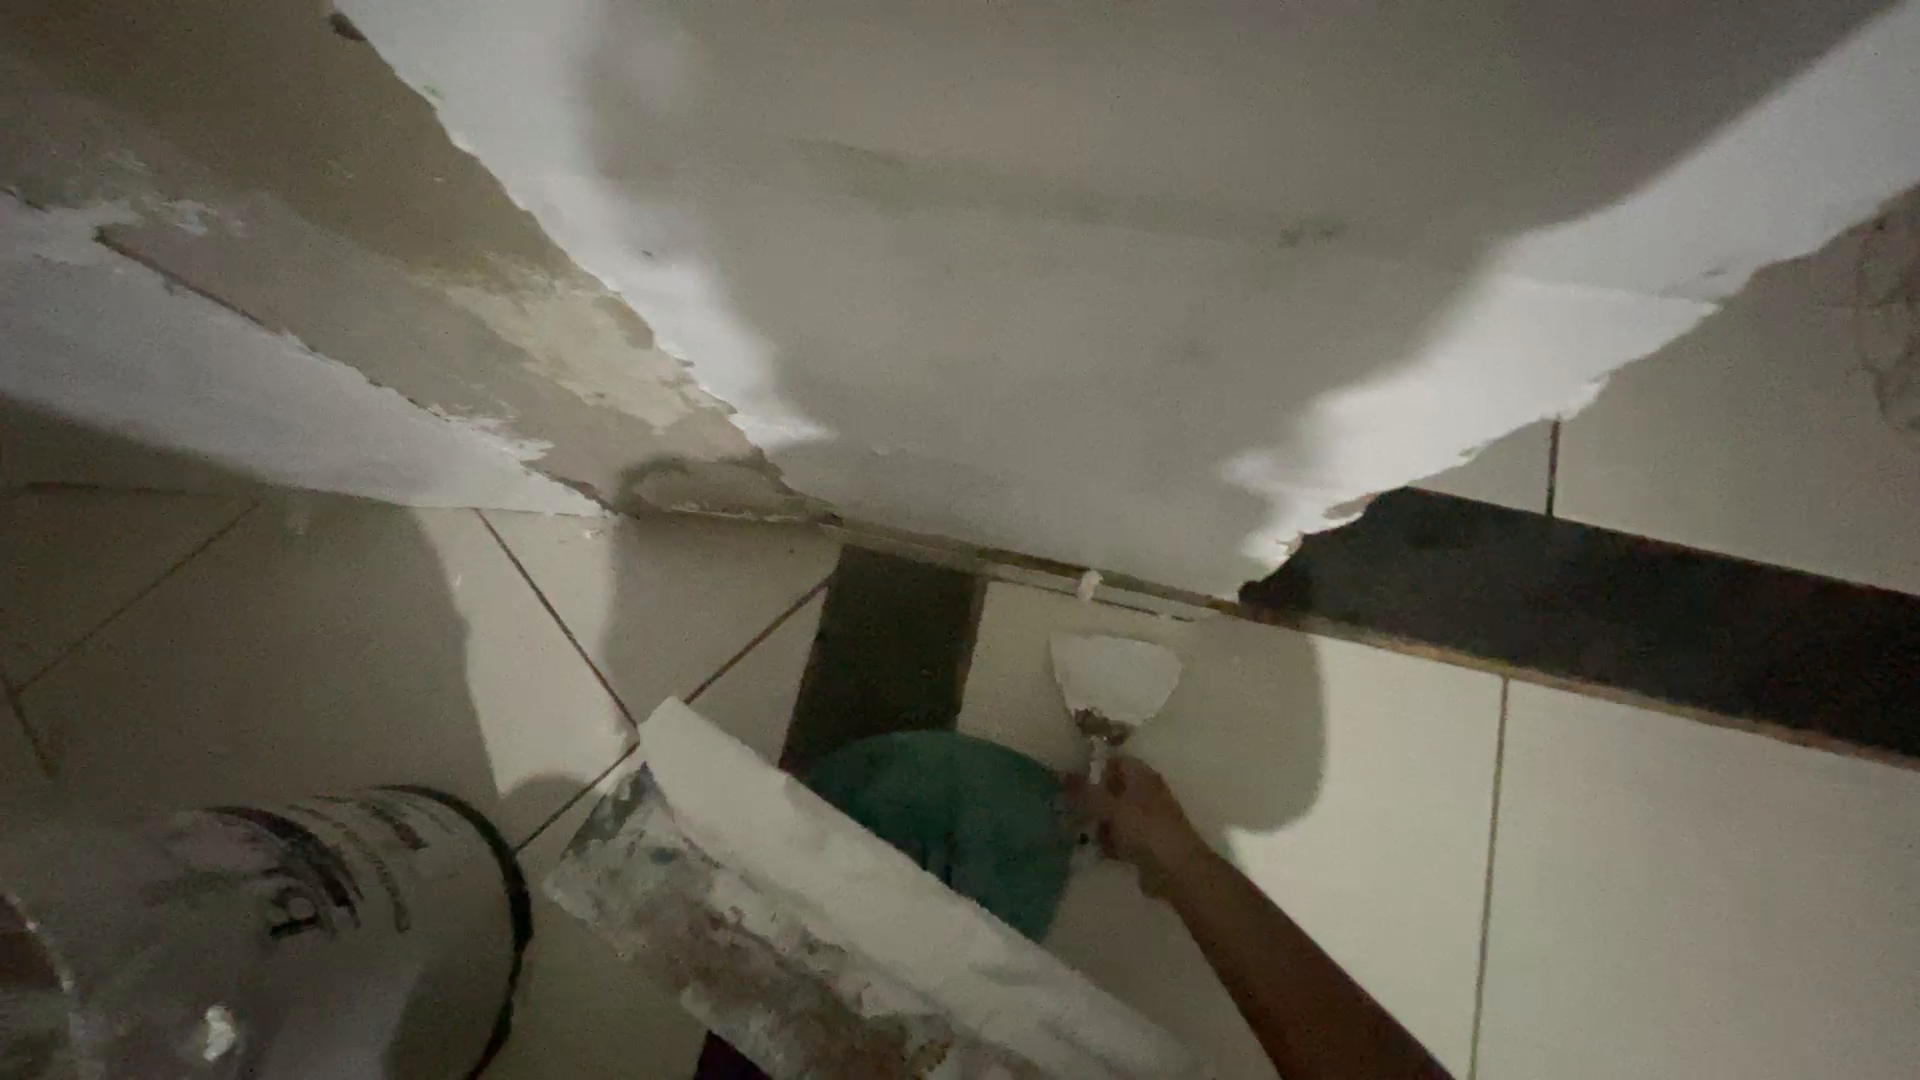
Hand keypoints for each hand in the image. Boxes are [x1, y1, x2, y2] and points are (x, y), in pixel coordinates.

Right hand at [1066, 756, 1209, 898]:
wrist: (1176, 870)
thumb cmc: (1144, 829)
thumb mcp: (1110, 806)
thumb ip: (1086, 792)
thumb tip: (1064, 776)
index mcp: (1142, 776)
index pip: (1116, 760)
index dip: (1095, 766)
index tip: (1072, 777)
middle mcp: (1145, 794)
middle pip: (1113, 789)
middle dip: (1092, 798)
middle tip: (1068, 806)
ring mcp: (1146, 820)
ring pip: (1115, 815)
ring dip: (1098, 822)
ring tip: (1078, 829)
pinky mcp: (1145, 844)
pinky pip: (1120, 837)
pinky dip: (1109, 842)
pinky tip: (1096, 849)